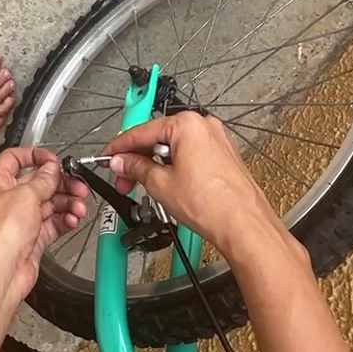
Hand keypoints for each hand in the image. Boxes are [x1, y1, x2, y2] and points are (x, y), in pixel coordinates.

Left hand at [0, 147, 88, 318]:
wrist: (3, 271)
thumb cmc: (1, 235)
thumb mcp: (25, 195)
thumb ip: (43, 180)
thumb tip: (51, 168)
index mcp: (0, 183)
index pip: (14, 159)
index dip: (34, 155)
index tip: (53, 159)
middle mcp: (11, 200)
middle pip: (39, 182)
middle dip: (61, 183)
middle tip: (79, 186)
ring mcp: (23, 219)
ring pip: (50, 204)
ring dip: (68, 203)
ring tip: (79, 207)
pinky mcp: (35, 238)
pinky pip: (54, 223)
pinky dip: (66, 220)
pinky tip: (73, 220)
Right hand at [101, 113, 300, 263]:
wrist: (245, 226)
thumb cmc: (213, 205)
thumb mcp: (160, 184)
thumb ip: (135, 168)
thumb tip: (123, 162)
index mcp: (187, 125)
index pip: (142, 131)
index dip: (119, 147)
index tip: (108, 156)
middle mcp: (204, 126)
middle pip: (158, 138)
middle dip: (137, 159)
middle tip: (122, 177)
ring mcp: (216, 141)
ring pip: (174, 147)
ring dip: (154, 165)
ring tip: (142, 185)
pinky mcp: (223, 156)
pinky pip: (189, 155)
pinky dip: (173, 167)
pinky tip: (164, 184)